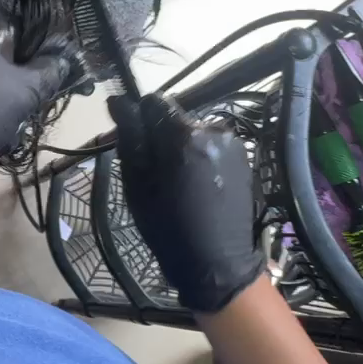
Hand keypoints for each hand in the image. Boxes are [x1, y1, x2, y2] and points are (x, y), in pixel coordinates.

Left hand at [0, 7, 77, 207]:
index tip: (46, 80)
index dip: (42, 53)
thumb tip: (68, 57)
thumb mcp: (26, 92)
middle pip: (8, 50)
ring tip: (6, 118)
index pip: (29, 26)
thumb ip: (51, 70)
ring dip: (2, 92)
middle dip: (20, 76)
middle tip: (27, 103)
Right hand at [109, 94, 264, 311]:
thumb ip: (130, 137)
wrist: (218, 263)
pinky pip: (210, 147)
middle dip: (159, 138)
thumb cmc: (169, 228)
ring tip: (175, 184)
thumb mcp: (138, 183)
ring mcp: (233, 144)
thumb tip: (118, 100)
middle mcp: (214, 130)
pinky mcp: (244, 158)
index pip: (154, 102)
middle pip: (174, 119)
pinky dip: (198, 159)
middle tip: (152, 174)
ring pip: (192, 133)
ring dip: (179, 149)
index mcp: (184, 135)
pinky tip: (195, 188)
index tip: (135, 147)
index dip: (138, 121)